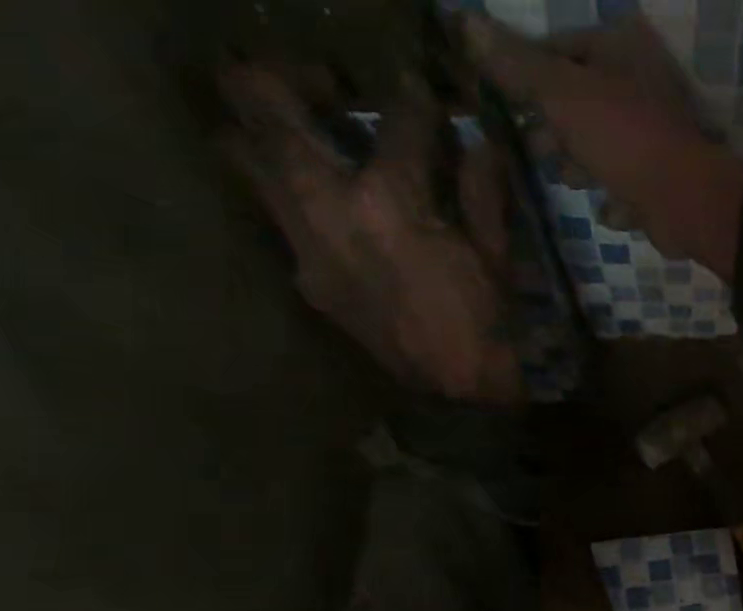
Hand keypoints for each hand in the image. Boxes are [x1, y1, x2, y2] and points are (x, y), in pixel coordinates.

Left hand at [217, 63, 523, 406]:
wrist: (460, 396)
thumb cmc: (489, 323)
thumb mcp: (495, 255)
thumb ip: (480, 191)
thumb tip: (478, 142)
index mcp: (390, 201)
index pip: (395, 122)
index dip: (414, 100)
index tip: (421, 93)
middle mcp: (328, 210)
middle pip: (265, 108)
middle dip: (288, 81)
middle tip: (323, 91)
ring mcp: (305, 246)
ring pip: (246, 158)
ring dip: (269, 135)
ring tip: (309, 143)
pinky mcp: (305, 278)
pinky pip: (278, 218)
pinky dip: (294, 198)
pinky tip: (331, 213)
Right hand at [462, 13, 742, 281]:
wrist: (683, 201)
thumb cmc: (622, 137)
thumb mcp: (562, 93)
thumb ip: (516, 64)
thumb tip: (465, 22)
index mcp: (619, 53)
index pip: (558, 51)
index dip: (526, 76)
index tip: (502, 102)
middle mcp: (638, 88)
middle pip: (577, 104)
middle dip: (554, 130)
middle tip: (539, 149)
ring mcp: (651, 138)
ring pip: (599, 149)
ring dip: (581, 168)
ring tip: (574, 178)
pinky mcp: (658, 183)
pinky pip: (624, 189)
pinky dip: (616, 200)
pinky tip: (614, 206)